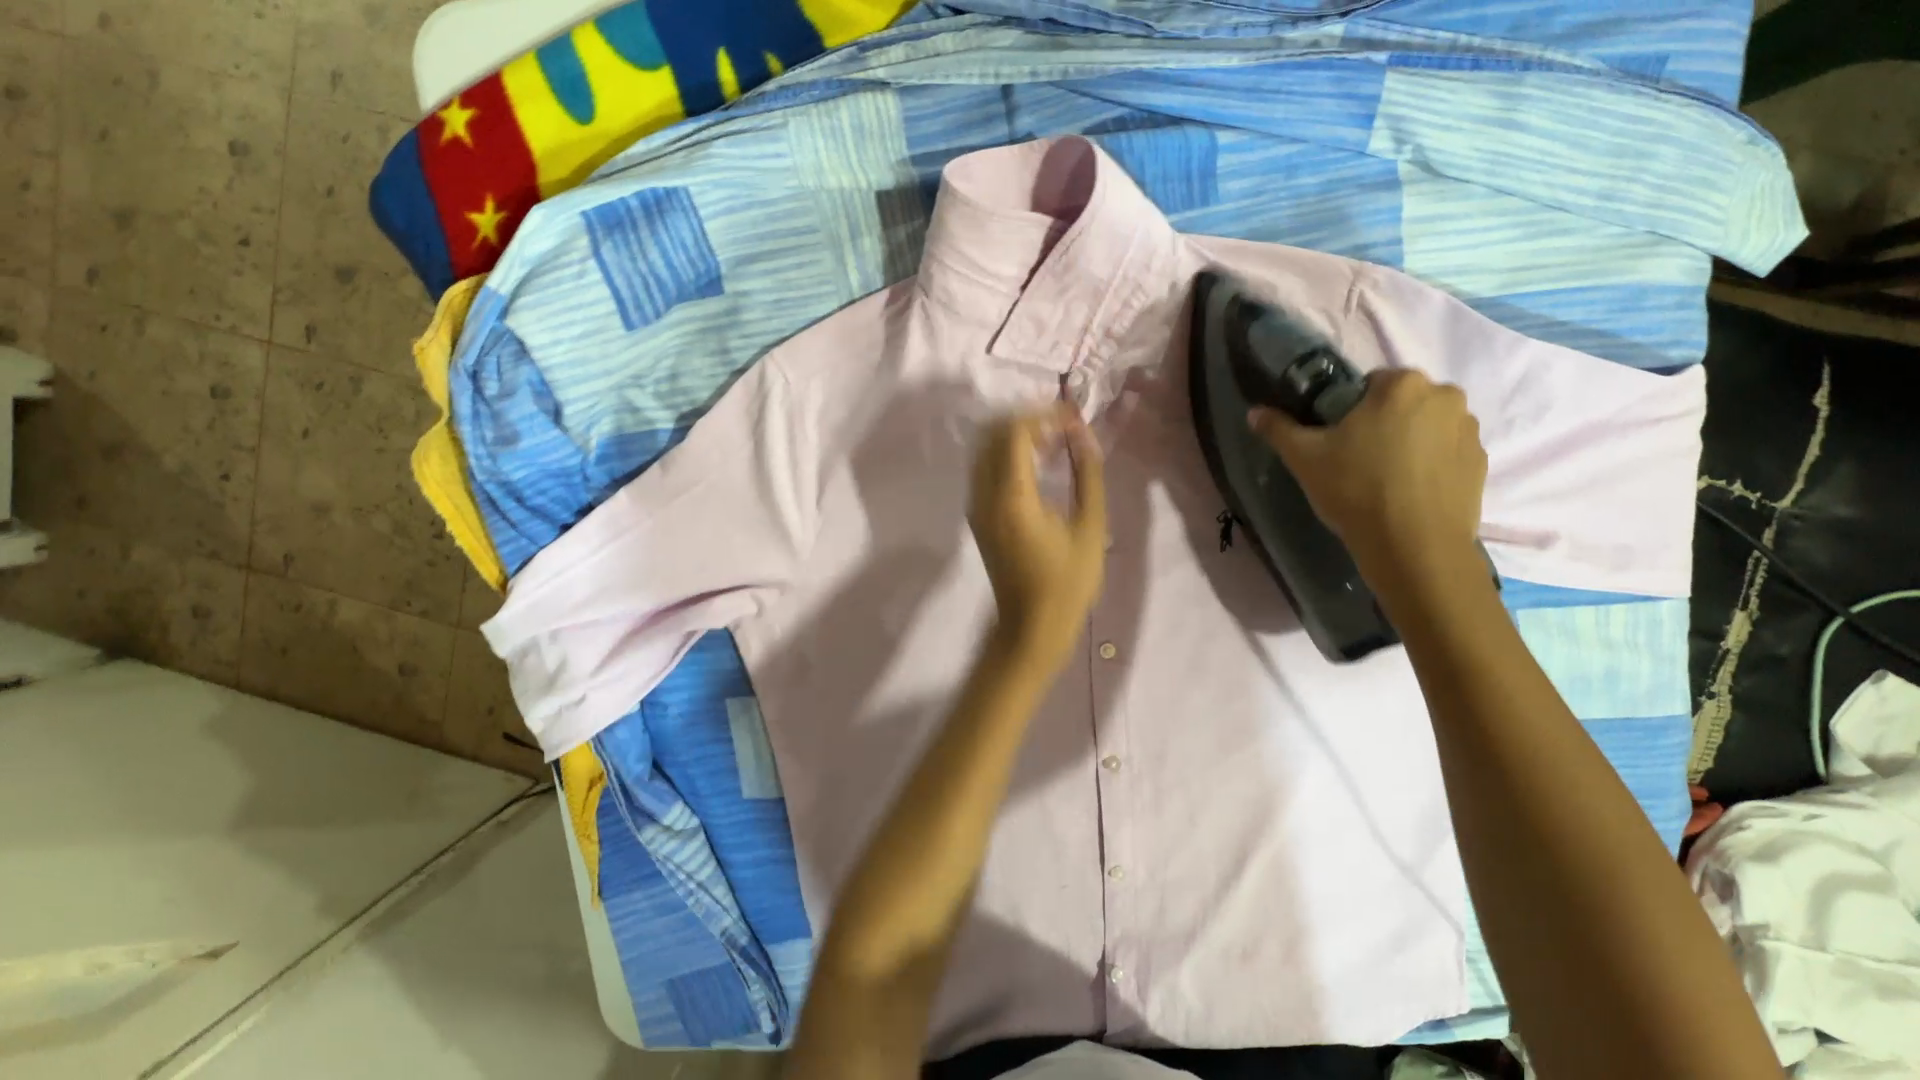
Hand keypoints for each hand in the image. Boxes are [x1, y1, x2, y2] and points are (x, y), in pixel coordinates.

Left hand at [968, 404, 1106, 660]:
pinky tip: (1038, 464)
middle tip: (1064, 426)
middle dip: (1028, 420)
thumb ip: (1087, 475)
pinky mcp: (977, 517)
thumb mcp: (1090, 528)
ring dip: (1016, 436)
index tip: (1074, 417)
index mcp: (1012, 497)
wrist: (1032, 628)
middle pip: (994, 434)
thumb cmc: (1067, 583)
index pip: (1016, 433)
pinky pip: (984, 470)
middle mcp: (984, 496)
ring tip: (1055, 442)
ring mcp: (975, 507)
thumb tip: (1083, 434)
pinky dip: (1007, 456)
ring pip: (985, 450)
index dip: (1045, 416)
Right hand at [1249, 368, 1486, 591]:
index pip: (1370, 384)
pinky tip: (1410, 494)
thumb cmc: (1357, 491)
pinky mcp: (1481, 464)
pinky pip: (1448, 454)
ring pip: (1428, 427)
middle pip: (1404, 403)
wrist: (1414, 548)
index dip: (1350, 411)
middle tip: (1360, 461)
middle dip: (1385, 423)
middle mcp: (1445, 396)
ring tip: (1388, 481)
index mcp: (1402, 384)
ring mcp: (1469, 430)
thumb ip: (1279, 429)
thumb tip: (1254, 413)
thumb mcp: (1305, 459)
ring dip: (1411, 443)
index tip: (1339, 441)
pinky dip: (1432, 466)